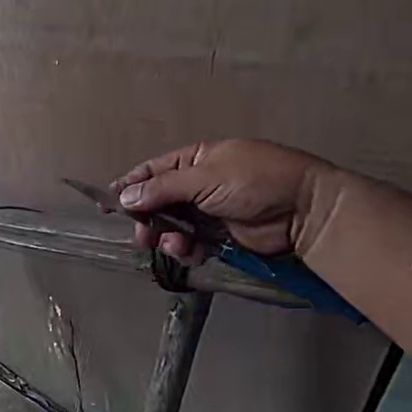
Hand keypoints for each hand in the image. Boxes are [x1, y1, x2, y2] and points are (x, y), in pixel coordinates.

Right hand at [110, 140, 339, 261]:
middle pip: (157, 203)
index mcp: (195, 159)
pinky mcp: (218, 236)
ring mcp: (208, 211)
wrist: (303, 210)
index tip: (107, 205)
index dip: (129, 187)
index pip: (152, 171)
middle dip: (147, 219)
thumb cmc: (257, 181)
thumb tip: (125, 196)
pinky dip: (186, 250)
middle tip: (142, 233)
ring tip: (172, 244)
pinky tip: (191, 252)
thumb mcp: (206, 177)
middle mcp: (198, 184)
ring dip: (166, 238)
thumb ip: (163, 188)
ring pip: (171, 227)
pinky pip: (190, 244)